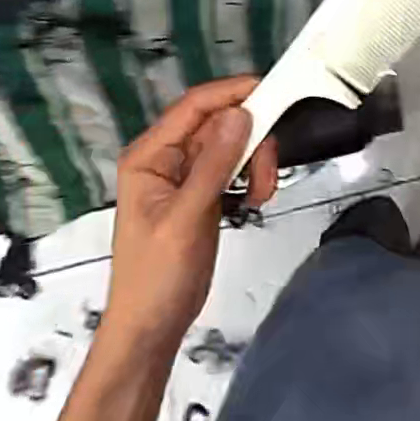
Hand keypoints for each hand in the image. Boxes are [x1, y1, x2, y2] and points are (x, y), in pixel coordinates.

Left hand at [103, 77, 278, 349]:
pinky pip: (233, 165)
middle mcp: (166, 157)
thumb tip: (240, 115)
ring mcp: (185, 173)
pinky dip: (250, 175)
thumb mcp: (185, 219)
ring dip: (254, 161)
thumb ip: (213, 165)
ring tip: (261, 193)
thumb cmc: (155, 278)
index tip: (269, 91)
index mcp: (150, 155)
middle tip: (267, 170)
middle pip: (218, 123)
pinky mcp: (203, 190)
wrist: (151, 329)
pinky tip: (254, 198)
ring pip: (231, 143)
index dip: (231, 93)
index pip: (193, 106)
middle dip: (250, 140)